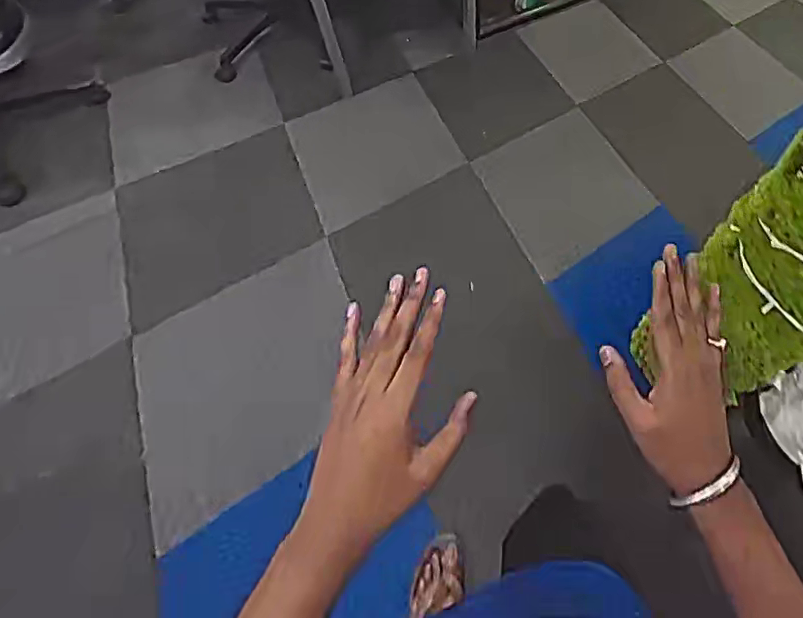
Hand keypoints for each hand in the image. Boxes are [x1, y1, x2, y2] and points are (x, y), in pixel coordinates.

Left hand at [293, 267, 476, 566]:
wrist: (331, 527)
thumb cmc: (381, 501)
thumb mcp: (427, 471)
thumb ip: (453, 432)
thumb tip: (471, 398)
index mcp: (395, 410)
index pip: (417, 354)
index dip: (431, 321)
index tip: (439, 295)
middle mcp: (370, 396)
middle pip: (394, 339)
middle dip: (410, 303)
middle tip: (419, 275)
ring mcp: (350, 398)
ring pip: (371, 344)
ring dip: (385, 310)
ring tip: (395, 283)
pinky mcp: (337, 404)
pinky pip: (344, 361)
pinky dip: (348, 335)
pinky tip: (352, 314)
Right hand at [601, 245, 732, 496]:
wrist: (709, 471)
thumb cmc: (670, 447)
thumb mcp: (637, 420)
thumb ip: (620, 383)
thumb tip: (606, 350)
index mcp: (673, 366)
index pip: (664, 318)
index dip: (661, 289)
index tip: (659, 264)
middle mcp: (694, 356)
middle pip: (683, 309)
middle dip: (678, 277)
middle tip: (675, 249)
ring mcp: (708, 360)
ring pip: (701, 315)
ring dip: (697, 286)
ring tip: (695, 260)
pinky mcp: (716, 367)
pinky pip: (715, 331)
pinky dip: (715, 310)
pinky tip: (715, 293)